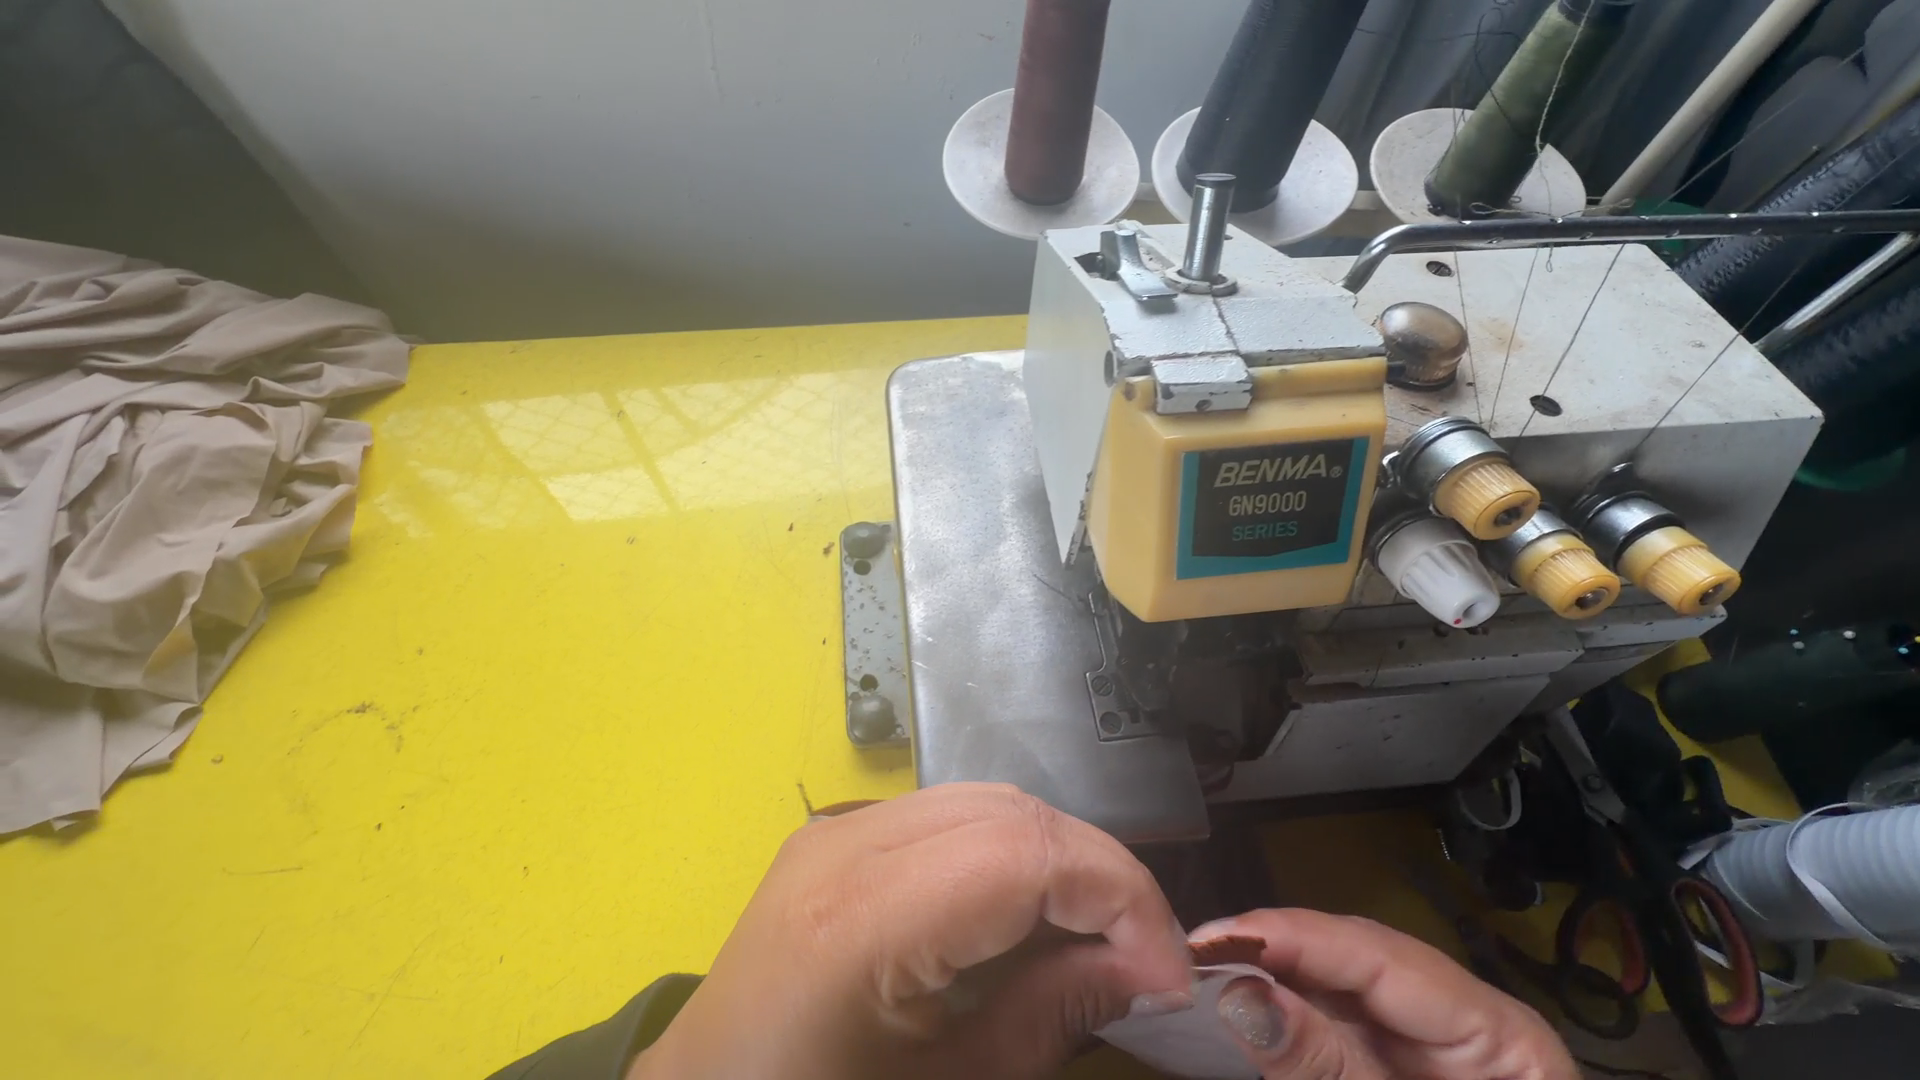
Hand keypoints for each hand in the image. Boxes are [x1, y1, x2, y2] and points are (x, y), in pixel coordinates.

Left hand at [629, 783, 1191, 1079]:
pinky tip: (1028, 909)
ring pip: (988, 802)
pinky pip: (951, 816)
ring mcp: (838, 828)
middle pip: (1010, 813)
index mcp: (860, 918)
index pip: (1021, 852)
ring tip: (1096, 933)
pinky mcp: (840, 831)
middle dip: (1097, 873)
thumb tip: (1148, 966)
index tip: (1169, 973)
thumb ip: (1050, 1014)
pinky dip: (1011, 852)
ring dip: (1058, 857)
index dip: (1117, 894)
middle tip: (1144, 956)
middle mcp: (845, 843)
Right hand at [1197, 909, 1577, 1079]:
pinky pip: (1329, 1024)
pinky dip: (1281, 1019)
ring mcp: (1425, 1043)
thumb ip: (1327, 1069)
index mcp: (1499, 1033)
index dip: (1292, 936)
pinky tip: (1235, 1008)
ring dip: (1265, 982)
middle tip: (1188, 959)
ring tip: (1199, 977)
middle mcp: (1460, 1019)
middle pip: (1352, 962)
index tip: (1210, 940)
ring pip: (1331, 988)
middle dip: (1270, 955)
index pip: (1382, 955)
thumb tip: (1238, 993)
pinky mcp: (1390, 1062)